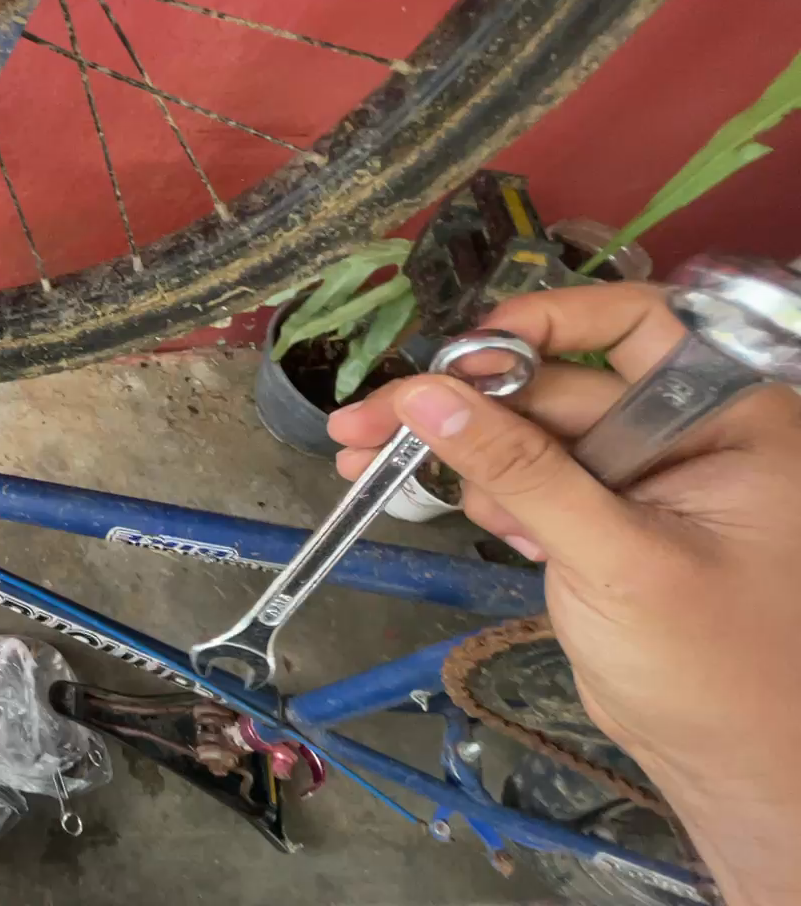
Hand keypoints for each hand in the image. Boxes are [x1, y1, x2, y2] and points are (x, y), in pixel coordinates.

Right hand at [327, 281, 800, 905]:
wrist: (728, 760)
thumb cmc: (713, 661)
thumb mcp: (611, 555)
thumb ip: (516, 468)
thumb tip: (423, 394)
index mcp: (723, 423)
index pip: (636, 327)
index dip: (543, 323)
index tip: (456, 354)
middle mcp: (672, 434)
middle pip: (539, 387)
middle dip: (444, 405)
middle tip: (356, 425)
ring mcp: (622, 475)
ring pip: (508, 431)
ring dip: (433, 446)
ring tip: (358, 464)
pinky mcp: (581, 511)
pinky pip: (507, 473)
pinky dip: (463, 484)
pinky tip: (442, 508)